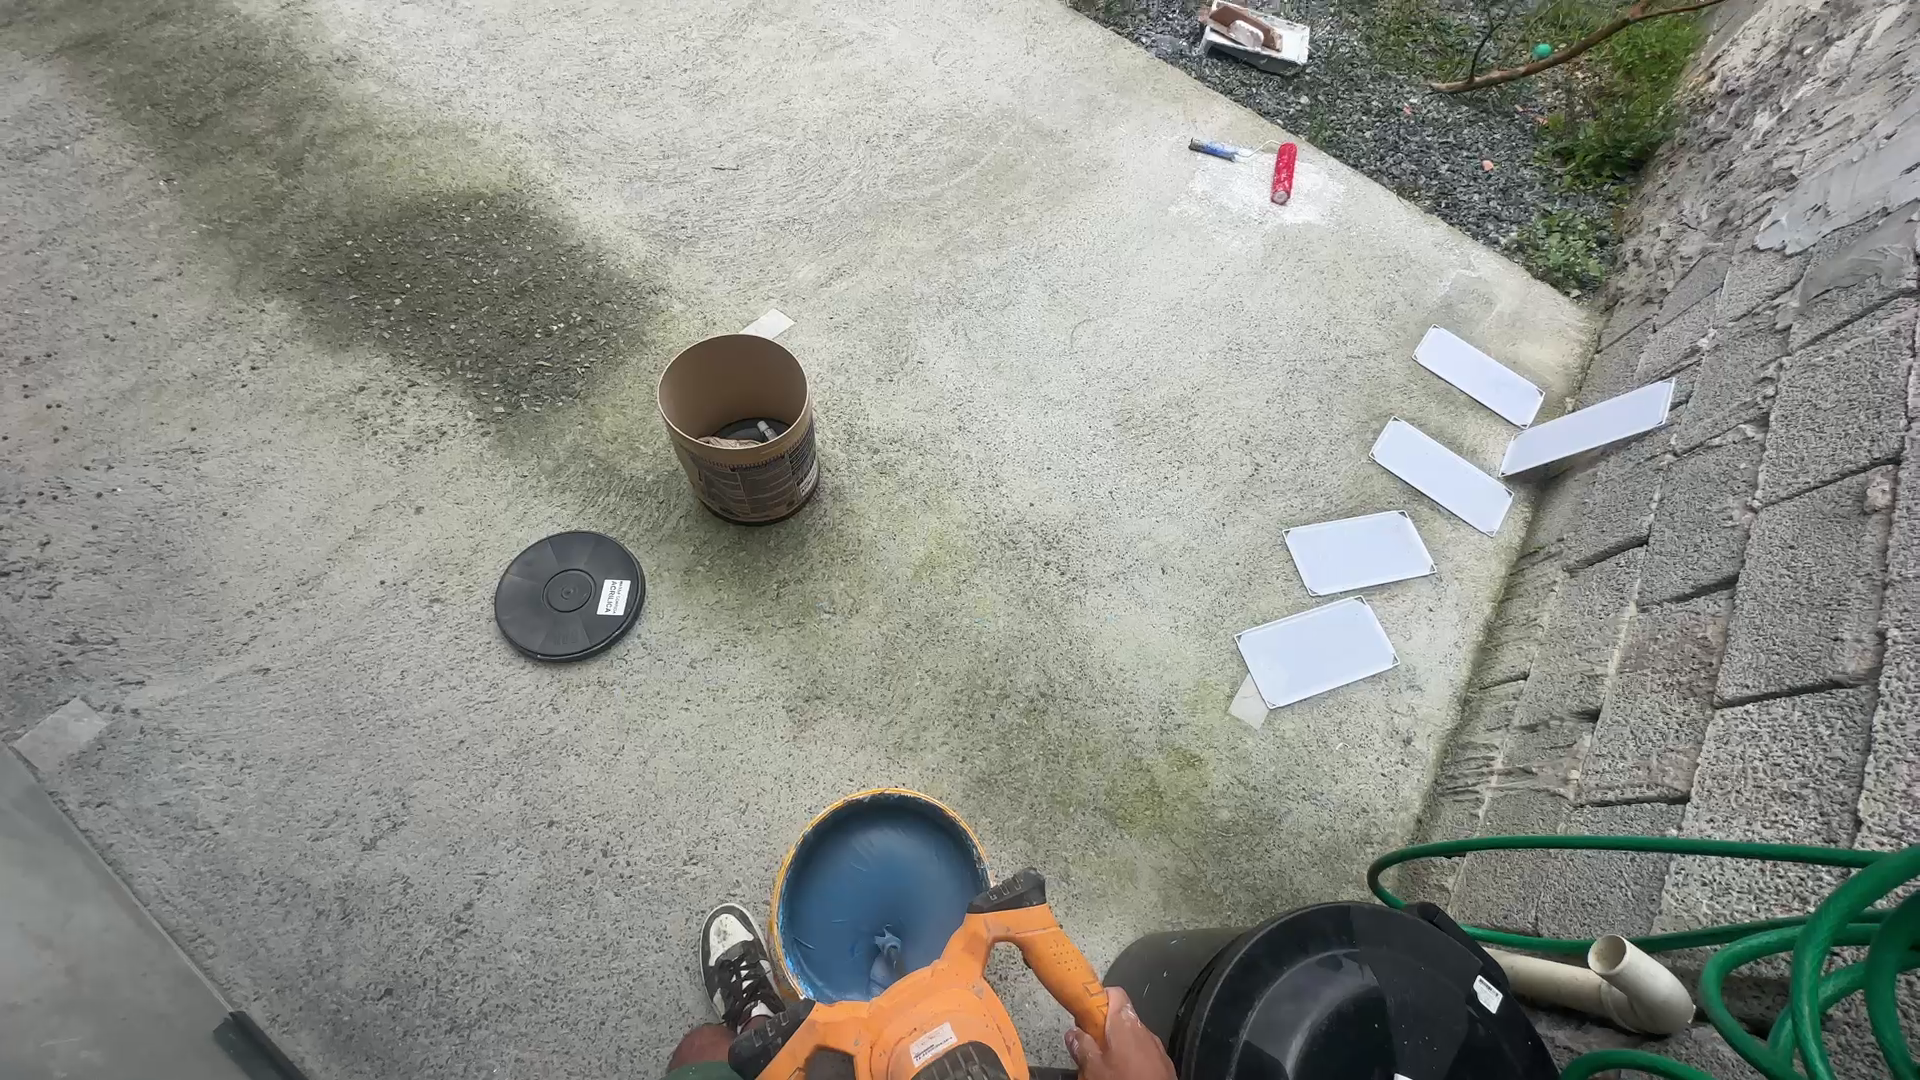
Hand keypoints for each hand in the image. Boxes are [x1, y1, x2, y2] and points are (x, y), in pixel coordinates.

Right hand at [1064, 988, 1176, 1079]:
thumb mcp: (1094, 1069)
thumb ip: (1082, 1047)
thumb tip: (1073, 1034)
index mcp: (1125, 1022)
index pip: (1113, 993)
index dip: (1098, 1000)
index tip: (1086, 1016)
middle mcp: (1144, 1029)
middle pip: (1121, 1019)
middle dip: (1105, 1031)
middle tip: (1092, 1049)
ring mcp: (1157, 1048)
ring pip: (1133, 1039)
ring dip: (1120, 1048)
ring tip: (1108, 1068)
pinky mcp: (1165, 1066)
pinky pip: (1145, 1055)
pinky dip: (1134, 1061)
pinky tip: (1126, 1076)